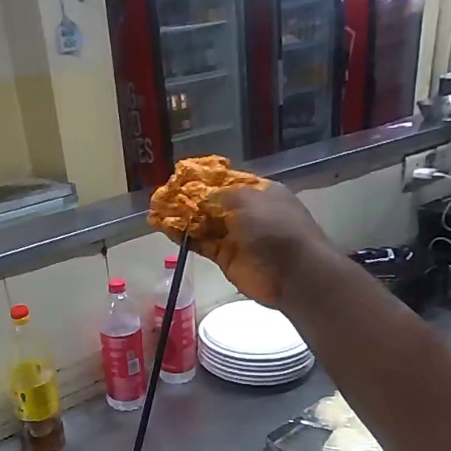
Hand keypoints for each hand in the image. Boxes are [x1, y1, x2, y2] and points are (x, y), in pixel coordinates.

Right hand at [166, 182, 333, 306]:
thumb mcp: (246, 199)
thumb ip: (218, 195)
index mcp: (259, 192)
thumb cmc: (274, 228)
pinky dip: (184, 237)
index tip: (180, 178)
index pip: (226, 181)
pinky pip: (200, 243)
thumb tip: (196, 196)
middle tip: (163, 196)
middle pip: (211, 203)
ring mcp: (235, 235)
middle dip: (188, 199)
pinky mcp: (224, 257)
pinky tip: (166, 229)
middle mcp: (247, 212)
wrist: (293, 273)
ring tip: (157, 211)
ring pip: (203, 223)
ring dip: (182, 218)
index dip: (204, 179)